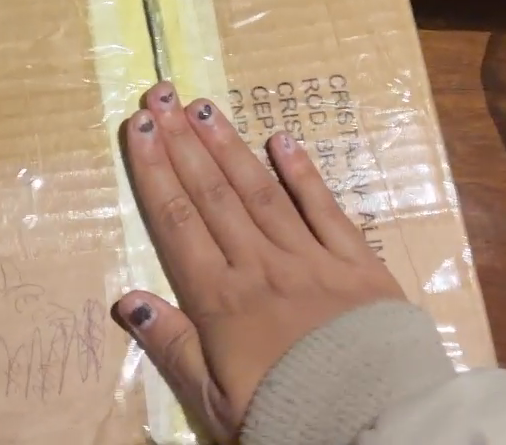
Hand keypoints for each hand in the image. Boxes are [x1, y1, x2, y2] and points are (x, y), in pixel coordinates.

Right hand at [115, 83, 404, 441]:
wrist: (381, 436)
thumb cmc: (288, 419)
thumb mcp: (215, 402)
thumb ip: (171, 345)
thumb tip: (124, 299)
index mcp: (221, 298)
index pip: (177, 219)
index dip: (155, 168)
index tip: (141, 126)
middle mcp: (259, 265)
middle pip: (212, 192)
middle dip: (183, 140)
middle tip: (163, 95)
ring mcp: (310, 259)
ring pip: (259, 190)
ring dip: (228, 145)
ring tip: (204, 106)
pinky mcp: (358, 264)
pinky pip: (325, 210)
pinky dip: (303, 173)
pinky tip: (282, 138)